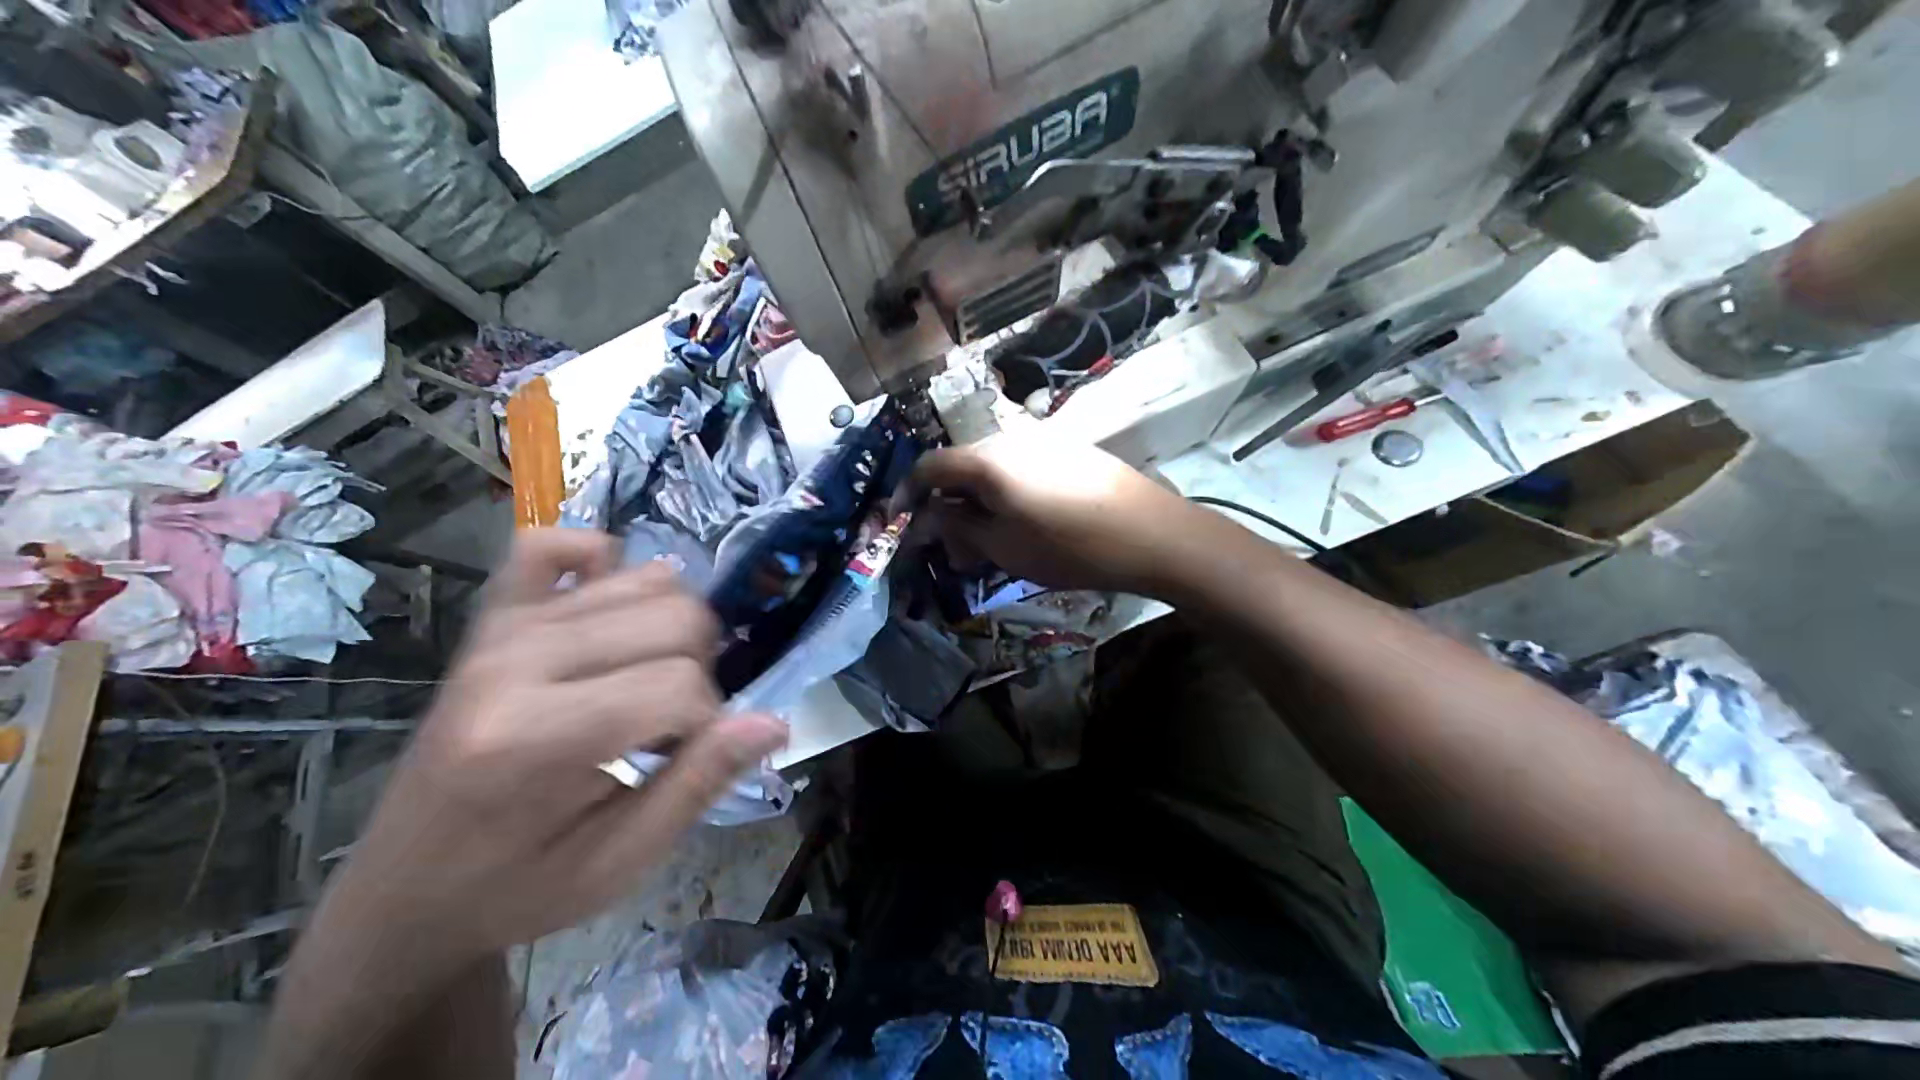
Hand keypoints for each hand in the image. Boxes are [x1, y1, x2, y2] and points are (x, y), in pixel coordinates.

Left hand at [307, 529, 787, 971]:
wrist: (406, 890)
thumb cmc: (519, 887)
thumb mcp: (621, 860)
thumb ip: (699, 782)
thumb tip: (774, 720)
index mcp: (535, 738)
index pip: (679, 685)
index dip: (707, 725)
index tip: (680, 762)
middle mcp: (515, 662)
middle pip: (673, 618)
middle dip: (697, 672)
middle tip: (666, 728)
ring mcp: (500, 630)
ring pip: (645, 579)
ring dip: (671, 631)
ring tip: (643, 684)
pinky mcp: (491, 619)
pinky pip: (553, 545)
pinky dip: (603, 565)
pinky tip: (611, 617)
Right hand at [907, 428, 1209, 596]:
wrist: (1151, 533)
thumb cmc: (1068, 545)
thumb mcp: (1002, 547)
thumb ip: (957, 529)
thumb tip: (929, 519)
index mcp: (985, 459)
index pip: (928, 467)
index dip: (907, 496)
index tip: (903, 525)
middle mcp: (1008, 437)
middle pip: (960, 468)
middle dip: (948, 509)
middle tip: (956, 552)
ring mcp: (1042, 440)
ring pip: (991, 471)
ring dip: (979, 506)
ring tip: (992, 545)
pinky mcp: (1068, 450)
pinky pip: (1020, 470)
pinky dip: (1007, 496)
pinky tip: (1024, 525)